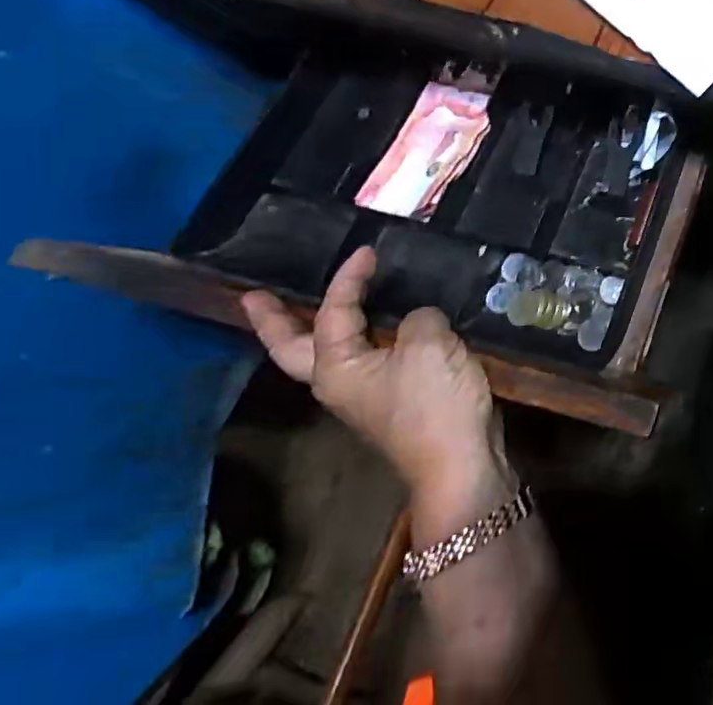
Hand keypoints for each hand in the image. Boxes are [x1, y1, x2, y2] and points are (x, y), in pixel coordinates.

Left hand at [240, 248, 508, 514]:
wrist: (460, 462)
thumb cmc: (434, 403)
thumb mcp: (428, 345)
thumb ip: (418, 318)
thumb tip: (419, 323)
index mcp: (336, 369)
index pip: (332, 312)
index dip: (348, 278)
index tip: (366, 251)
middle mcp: (340, 383)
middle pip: (294, 348)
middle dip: (272, 322)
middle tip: (252, 297)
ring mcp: (366, 394)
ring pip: (330, 352)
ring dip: (317, 327)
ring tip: (312, 304)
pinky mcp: (396, 399)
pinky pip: (369, 357)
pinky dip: (365, 336)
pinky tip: (382, 325)